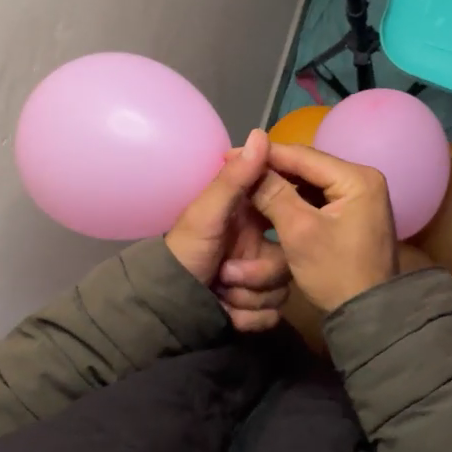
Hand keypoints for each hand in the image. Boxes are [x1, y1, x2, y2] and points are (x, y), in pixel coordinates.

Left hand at [164, 129, 290, 332]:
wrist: (163, 306)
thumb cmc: (182, 252)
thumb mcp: (206, 213)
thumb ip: (235, 177)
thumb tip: (260, 133)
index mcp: (251, 216)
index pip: (287, 210)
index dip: (288, 222)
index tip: (273, 232)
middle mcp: (260, 245)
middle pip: (289, 259)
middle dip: (258, 275)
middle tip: (226, 275)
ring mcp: (258, 277)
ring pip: (283, 289)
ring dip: (249, 297)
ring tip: (220, 293)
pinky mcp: (257, 307)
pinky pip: (272, 314)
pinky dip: (248, 318)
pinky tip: (225, 312)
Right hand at [250, 143, 397, 312]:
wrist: (367, 316)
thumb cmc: (335, 273)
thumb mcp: (299, 231)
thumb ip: (273, 194)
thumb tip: (246, 160)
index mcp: (357, 178)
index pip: (303, 156)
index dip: (264, 155)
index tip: (228, 155)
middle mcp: (363, 178)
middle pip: (308, 167)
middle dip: (271, 169)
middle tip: (233, 168)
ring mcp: (361, 196)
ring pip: (311, 181)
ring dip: (280, 184)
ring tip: (245, 182)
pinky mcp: (354, 212)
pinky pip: (318, 197)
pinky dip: (293, 199)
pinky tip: (267, 200)